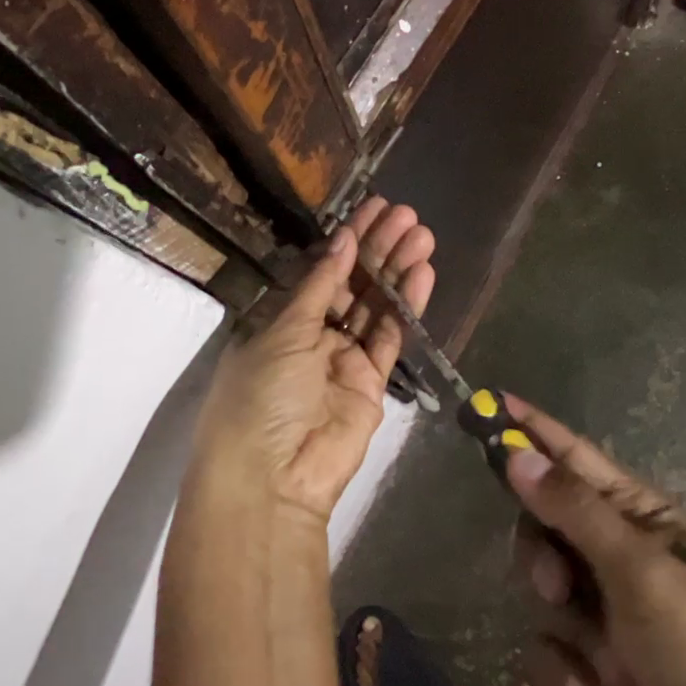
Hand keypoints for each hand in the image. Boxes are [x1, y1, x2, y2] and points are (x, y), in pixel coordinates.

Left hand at [187, 197, 435, 522]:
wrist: (273, 477)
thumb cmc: (262, 395)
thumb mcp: (284, 332)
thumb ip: (320, 286)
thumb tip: (342, 239)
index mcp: (283, 319)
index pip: (322, 270)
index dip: (347, 239)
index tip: (373, 207)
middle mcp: (314, 335)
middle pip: (353, 283)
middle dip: (379, 248)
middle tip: (405, 214)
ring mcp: (344, 359)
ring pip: (377, 305)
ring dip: (398, 270)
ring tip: (421, 234)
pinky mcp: (372, 383)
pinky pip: (391, 337)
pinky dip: (407, 306)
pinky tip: (423, 273)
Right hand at [502, 396, 685, 685]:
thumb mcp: (644, 573)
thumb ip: (577, 511)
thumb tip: (517, 452)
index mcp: (644, 521)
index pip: (578, 459)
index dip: (536, 429)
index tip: (490, 399)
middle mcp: (620, 560)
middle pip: (546, 525)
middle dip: (541, 553)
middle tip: (557, 585)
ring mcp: (606, 617)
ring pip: (541, 589)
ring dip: (558, 622)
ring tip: (595, 658)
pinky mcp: (593, 669)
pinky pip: (547, 651)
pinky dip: (564, 673)